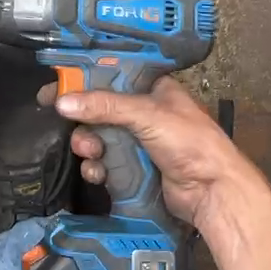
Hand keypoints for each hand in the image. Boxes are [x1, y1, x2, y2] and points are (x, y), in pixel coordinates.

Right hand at [40, 76, 254, 228]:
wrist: (213, 193)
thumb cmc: (191, 144)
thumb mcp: (148, 115)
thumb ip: (105, 106)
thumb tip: (63, 102)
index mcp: (154, 89)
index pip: (111, 76)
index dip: (83, 80)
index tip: (57, 87)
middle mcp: (144, 112)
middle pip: (100, 110)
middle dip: (83, 119)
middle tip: (67, 122)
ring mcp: (139, 142)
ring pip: (99, 137)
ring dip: (87, 144)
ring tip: (89, 153)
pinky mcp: (134, 168)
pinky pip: (105, 162)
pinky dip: (96, 167)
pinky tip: (97, 173)